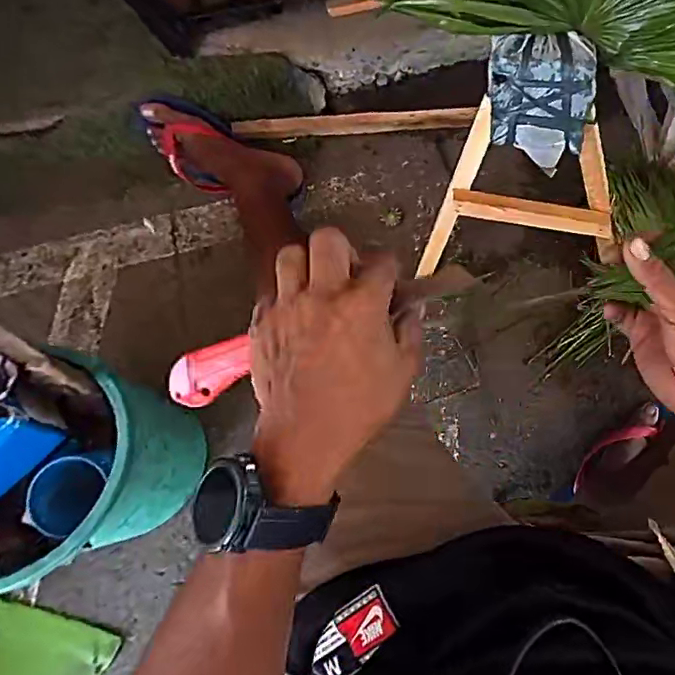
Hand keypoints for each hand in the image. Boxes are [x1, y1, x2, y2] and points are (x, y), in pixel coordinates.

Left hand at [249, 227, 421, 504]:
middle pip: (328, 239)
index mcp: (362, 305)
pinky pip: (271, 291)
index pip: (381, 261)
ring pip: (290, 255)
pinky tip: (299, 315)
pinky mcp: (263, 323)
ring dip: (308, 264)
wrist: (305, 436)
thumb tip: (412, 310)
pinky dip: (286, 295)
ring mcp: (288, 307)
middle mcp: (322, 296)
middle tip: (350, 272)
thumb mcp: (402, 371)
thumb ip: (409, 331)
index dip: (390, 267)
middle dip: (344, 249)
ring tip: (318, 285)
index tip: (390, 278)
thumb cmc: (358, 407)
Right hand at [604, 236, 674, 419]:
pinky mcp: (640, 333)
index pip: (673, 253)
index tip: (632, 234)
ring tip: (603, 274)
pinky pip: (622, 314)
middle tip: (609, 250)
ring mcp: (656, 314)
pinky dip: (612, 308)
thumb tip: (633, 245)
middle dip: (628, 260)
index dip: (652, 242)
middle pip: (648, 269)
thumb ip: (657, 278)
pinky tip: (608, 306)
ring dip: (617, 282)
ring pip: (631, 290)